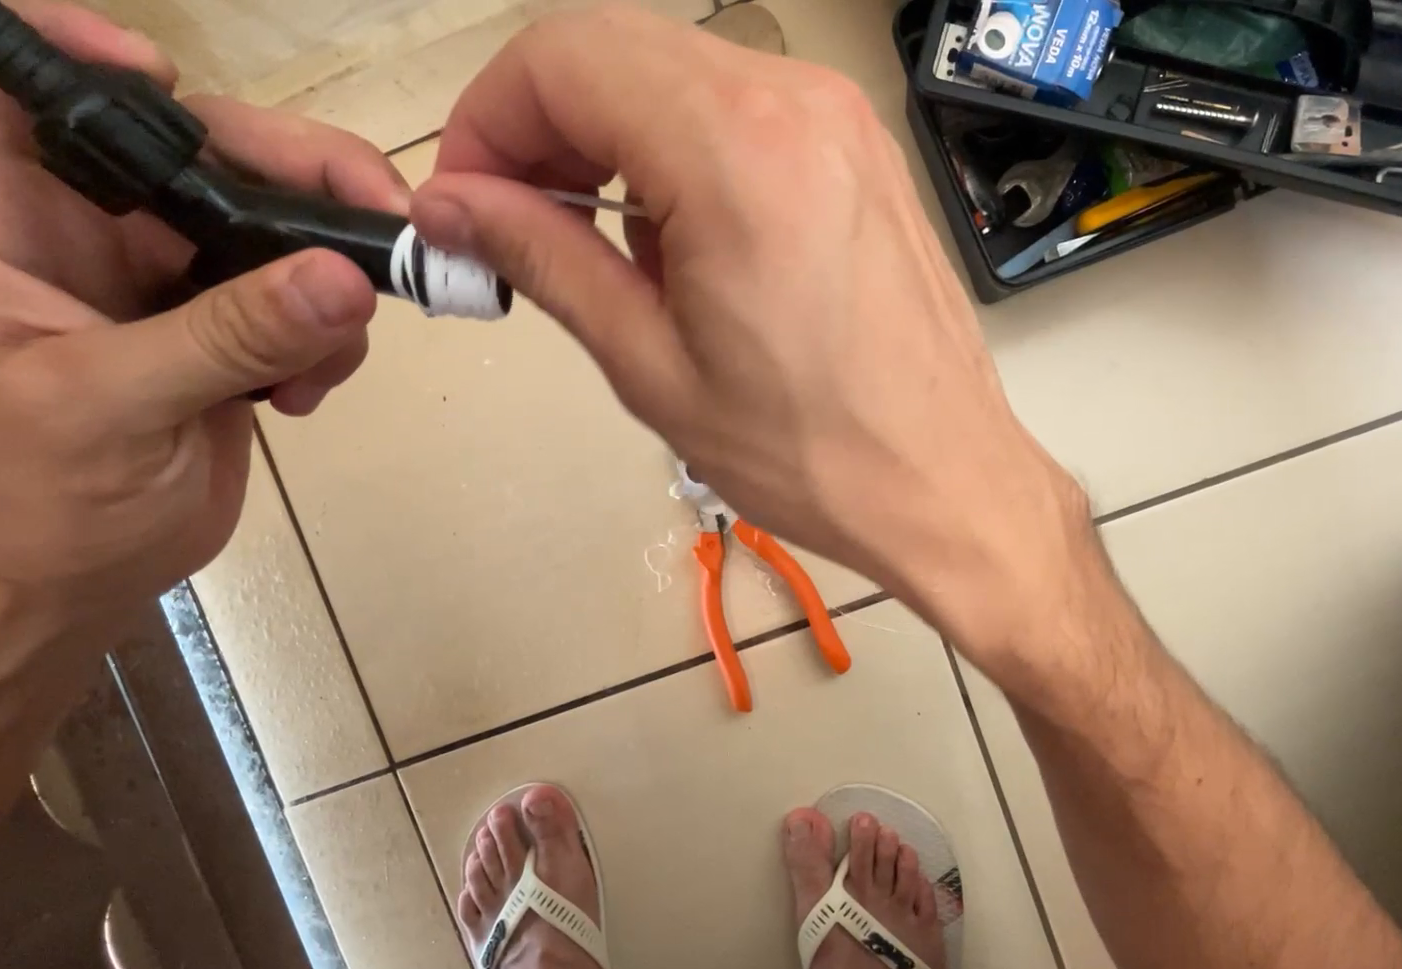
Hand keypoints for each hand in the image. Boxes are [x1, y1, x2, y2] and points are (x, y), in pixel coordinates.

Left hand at [0, 4, 406, 633]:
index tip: (175, 81)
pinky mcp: (231, 332)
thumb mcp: (118, 409)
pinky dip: (327, 339)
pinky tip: (305, 396)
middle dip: (290, 172)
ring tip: (332, 353)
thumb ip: (230, 337)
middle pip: (190, 144)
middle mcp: (86, 232)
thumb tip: (347, 278)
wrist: (87, 581)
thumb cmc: (46, 500)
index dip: (70, 49)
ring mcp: (169, 283)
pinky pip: (302, 300)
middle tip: (382, 216)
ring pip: (268, 224)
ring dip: (328, 271)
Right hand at [410, 5, 1092, 642]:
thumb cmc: (811, 453)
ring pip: (681, 78)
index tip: (470, 202)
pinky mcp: (863, 156)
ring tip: (613, 256)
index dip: (490, 121)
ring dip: (616, 145)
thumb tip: (458, 208)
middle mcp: (797, 105)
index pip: (563, 58)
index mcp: (736, 152)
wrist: (943, 483)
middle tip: (522, 227)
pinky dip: (685, 156)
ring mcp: (842, 124)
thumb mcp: (654, 368)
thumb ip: (548, 261)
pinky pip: (744, 115)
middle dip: (546, 129)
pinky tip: (687, 246)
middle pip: (619, 51)